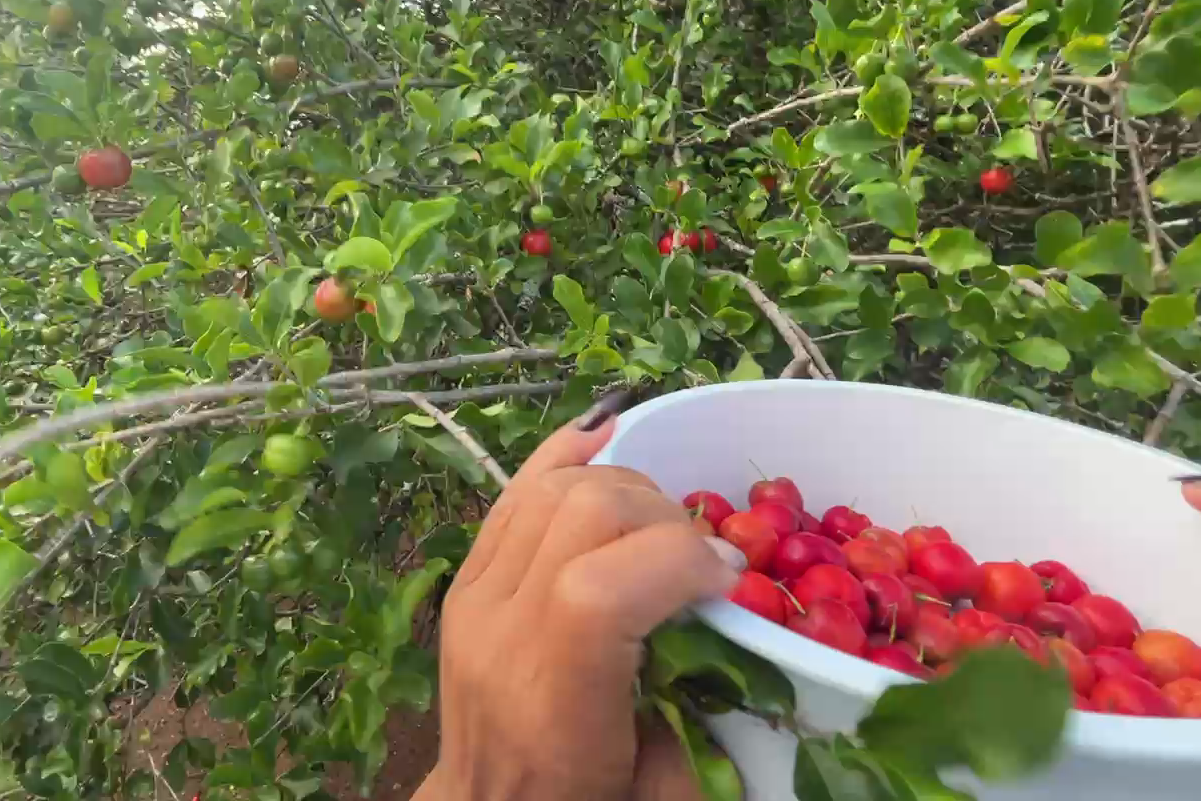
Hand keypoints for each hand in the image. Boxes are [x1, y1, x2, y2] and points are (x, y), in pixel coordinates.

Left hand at [412, 409, 743, 800]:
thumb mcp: (665, 788)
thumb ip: (707, 700)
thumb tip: (735, 603)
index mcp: (549, 700)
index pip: (600, 590)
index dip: (677, 560)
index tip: (728, 577)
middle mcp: (500, 631)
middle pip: (580, 512)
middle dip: (661, 513)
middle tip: (697, 552)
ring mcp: (474, 592)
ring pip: (551, 488)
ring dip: (623, 484)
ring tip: (660, 520)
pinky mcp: (465, 574)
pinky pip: (514, 490)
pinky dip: (563, 456)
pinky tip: (602, 435)